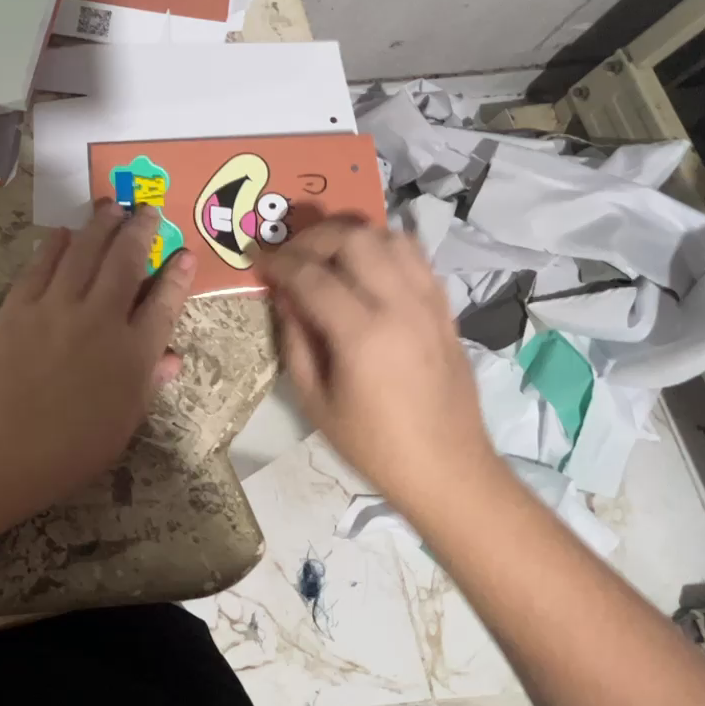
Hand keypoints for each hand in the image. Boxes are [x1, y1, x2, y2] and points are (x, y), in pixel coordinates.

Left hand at [0, 202, 195, 509]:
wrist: (0, 448)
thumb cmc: (69, 449)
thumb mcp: (122, 424)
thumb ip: (148, 384)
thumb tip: (170, 357)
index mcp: (133, 354)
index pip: (165, 303)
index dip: (178, 275)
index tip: (184, 253)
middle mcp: (100, 319)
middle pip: (126, 262)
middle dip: (140, 230)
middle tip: (146, 209)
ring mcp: (57, 307)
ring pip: (85, 252)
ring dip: (100, 225)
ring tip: (111, 205)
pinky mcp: (20, 305)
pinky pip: (41, 265)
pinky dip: (55, 245)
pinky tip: (62, 232)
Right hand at [255, 219, 494, 510]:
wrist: (448, 469)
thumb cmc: (372, 444)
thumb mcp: (314, 398)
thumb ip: (294, 339)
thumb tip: (282, 295)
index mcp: (363, 335)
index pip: (312, 275)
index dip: (278, 262)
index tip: (256, 259)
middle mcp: (400, 307)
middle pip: (354, 238)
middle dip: (313, 238)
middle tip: (291, 256)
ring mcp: (429, 304)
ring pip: (389, 237)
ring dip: (351, 236)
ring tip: (327, 255)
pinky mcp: (446, 309)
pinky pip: (416, 257)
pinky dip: (384, 249)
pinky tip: (364, 267)